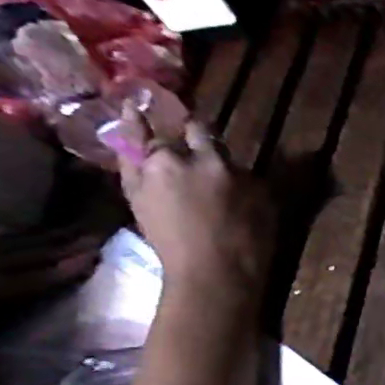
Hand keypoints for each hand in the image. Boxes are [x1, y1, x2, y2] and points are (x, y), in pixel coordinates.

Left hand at [116, 113, 272, 299]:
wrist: (211, 276)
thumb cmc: (248, 244)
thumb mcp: (264, 206)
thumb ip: (247, 179)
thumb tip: (235, 166)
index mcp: (214, 162)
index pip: (203, 130)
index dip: (202, 128)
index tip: (203, 128)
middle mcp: (176, 160)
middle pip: (170, 135)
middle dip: (172, 130)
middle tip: (172, 124)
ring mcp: (148, 175)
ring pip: (138, 140)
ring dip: (137, 125)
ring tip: (132, 109)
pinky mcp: (132, 193)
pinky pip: (124, 160)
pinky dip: (123, 146)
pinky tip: (121, 137)